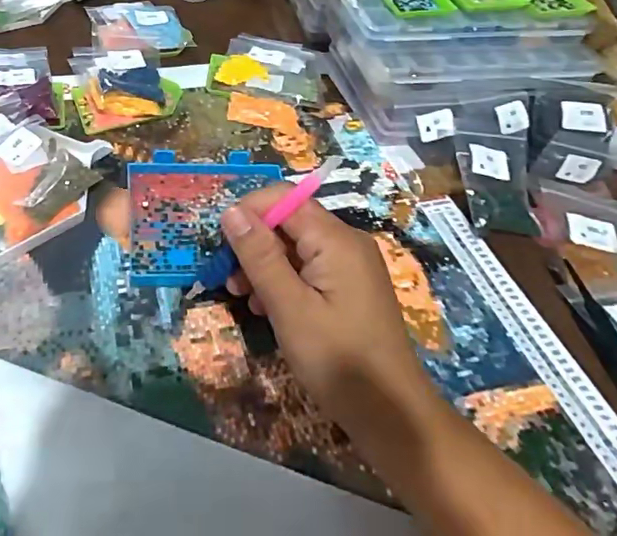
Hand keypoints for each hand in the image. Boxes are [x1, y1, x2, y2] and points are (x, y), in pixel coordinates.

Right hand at [220, 190, 434, 442]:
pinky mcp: (349, 287)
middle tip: (228, 278)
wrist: (394, 417)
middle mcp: (346, 242)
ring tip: (242, 295)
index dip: (248, 212)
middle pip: (288, 220)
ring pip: (295, 245)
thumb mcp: (289, 308)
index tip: (221, 245)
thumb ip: (259, 256)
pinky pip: (308, 267)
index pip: (283, 198)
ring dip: (264, 263)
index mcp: (335, 239)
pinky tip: (267, 307)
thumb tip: (231, 211)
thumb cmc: (339, 361)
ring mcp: (350, 265)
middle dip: (253, 242)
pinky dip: (283, 279)